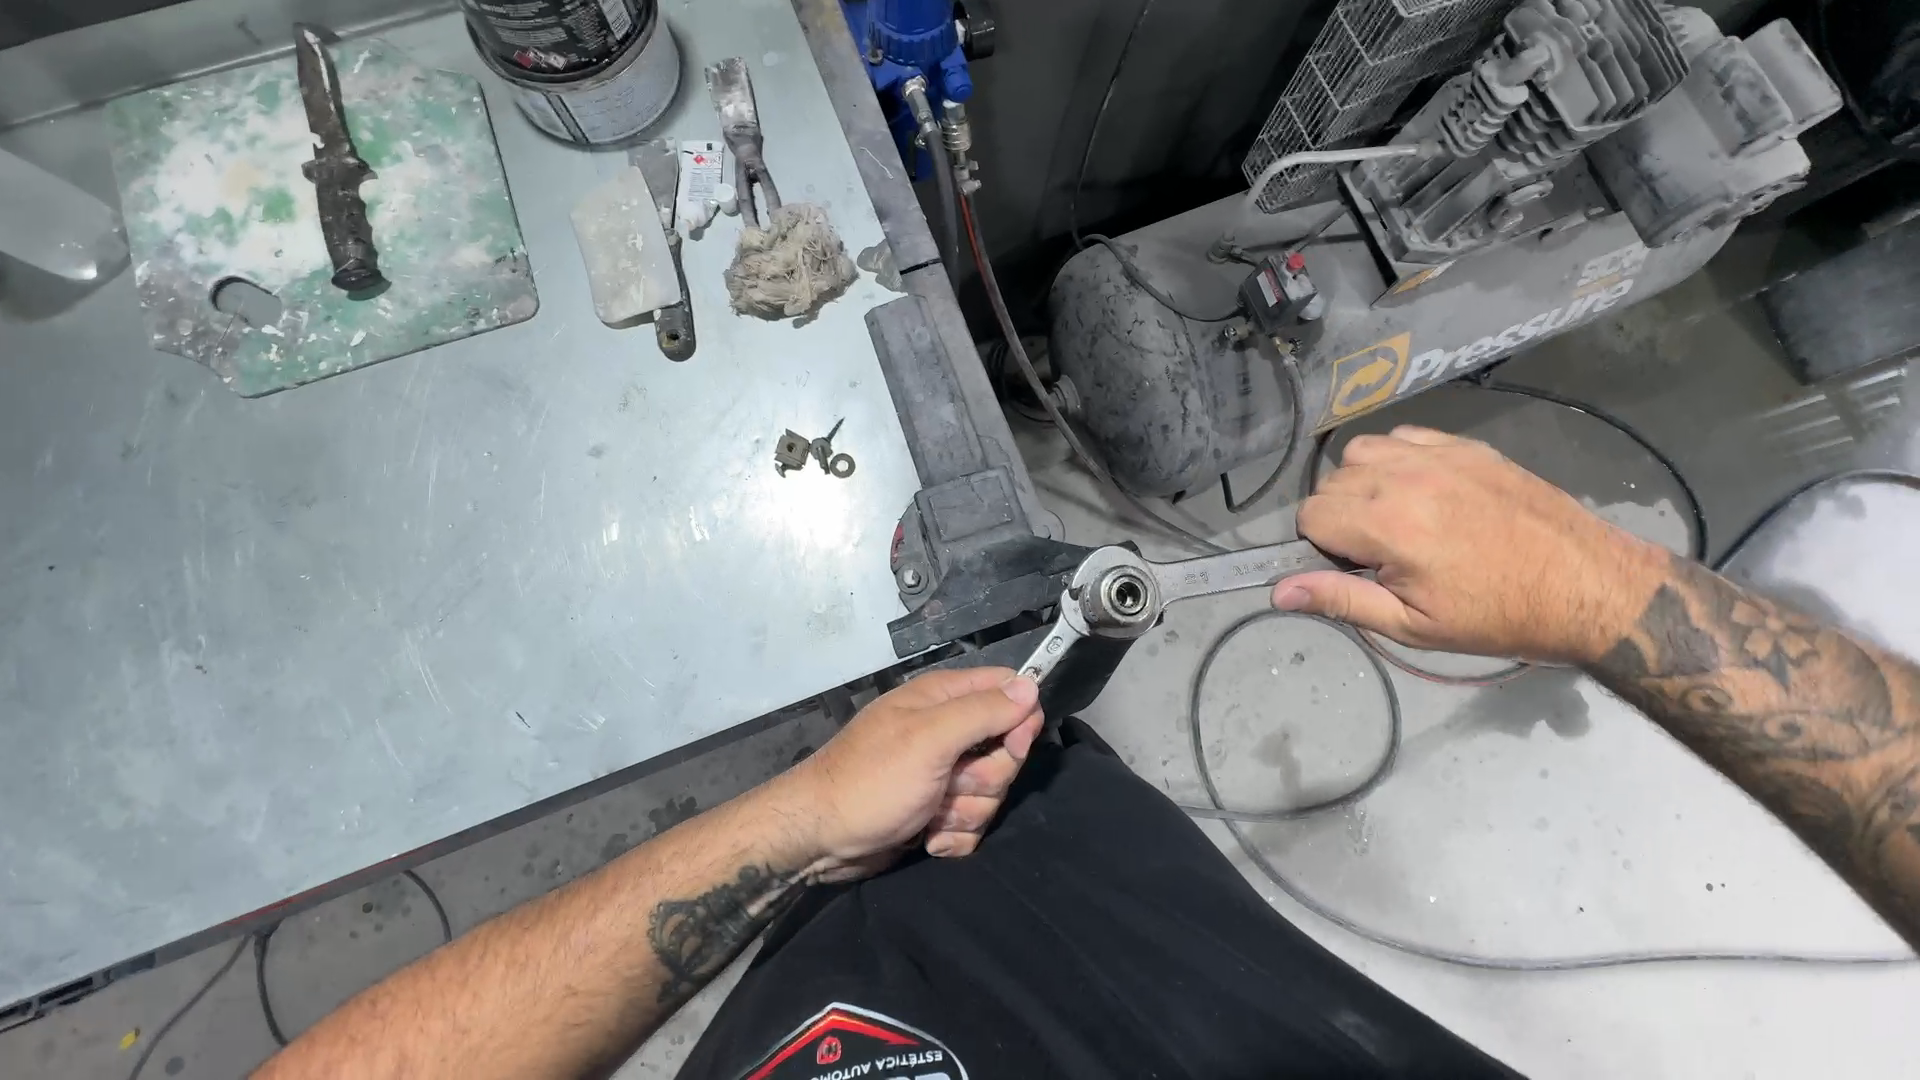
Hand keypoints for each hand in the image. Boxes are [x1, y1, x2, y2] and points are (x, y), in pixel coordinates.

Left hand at [772, 668, 1043, 880]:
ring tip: (929, 813)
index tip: (1013, 744)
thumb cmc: (872, 780)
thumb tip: (1031, 684)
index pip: (1008, 690)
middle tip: (952, 783)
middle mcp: (946, 730)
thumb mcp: (930, 738)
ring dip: (965, 810)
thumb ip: (982, 711)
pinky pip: (973, 822)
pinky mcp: (936, 810)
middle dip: (986, 777)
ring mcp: (942, 773)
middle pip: (1006, 748)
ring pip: (991, 790)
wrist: (820, 839)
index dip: (1020, 716)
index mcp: (943, 699)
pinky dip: (953, 834)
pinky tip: (927, 837)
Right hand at [1272, 426, 1666, 664]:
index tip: (1352, 567)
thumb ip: (1340, 600)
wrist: (1589, 588)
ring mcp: (1438, 455)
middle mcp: (1405, 478)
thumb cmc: (1496, 616)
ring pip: (1359, 453)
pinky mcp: (1466, 446)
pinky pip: (1400, 436)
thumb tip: (1279, 592)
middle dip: (1338, 517)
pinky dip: (1394, 459)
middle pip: (1330, 484)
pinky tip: (1420, 490)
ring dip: (1361, 483)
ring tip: (1393, 516)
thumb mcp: (1412, 625)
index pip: (1310, 515)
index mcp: (1388, 525)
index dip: (1320, 546)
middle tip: (1378, 551)